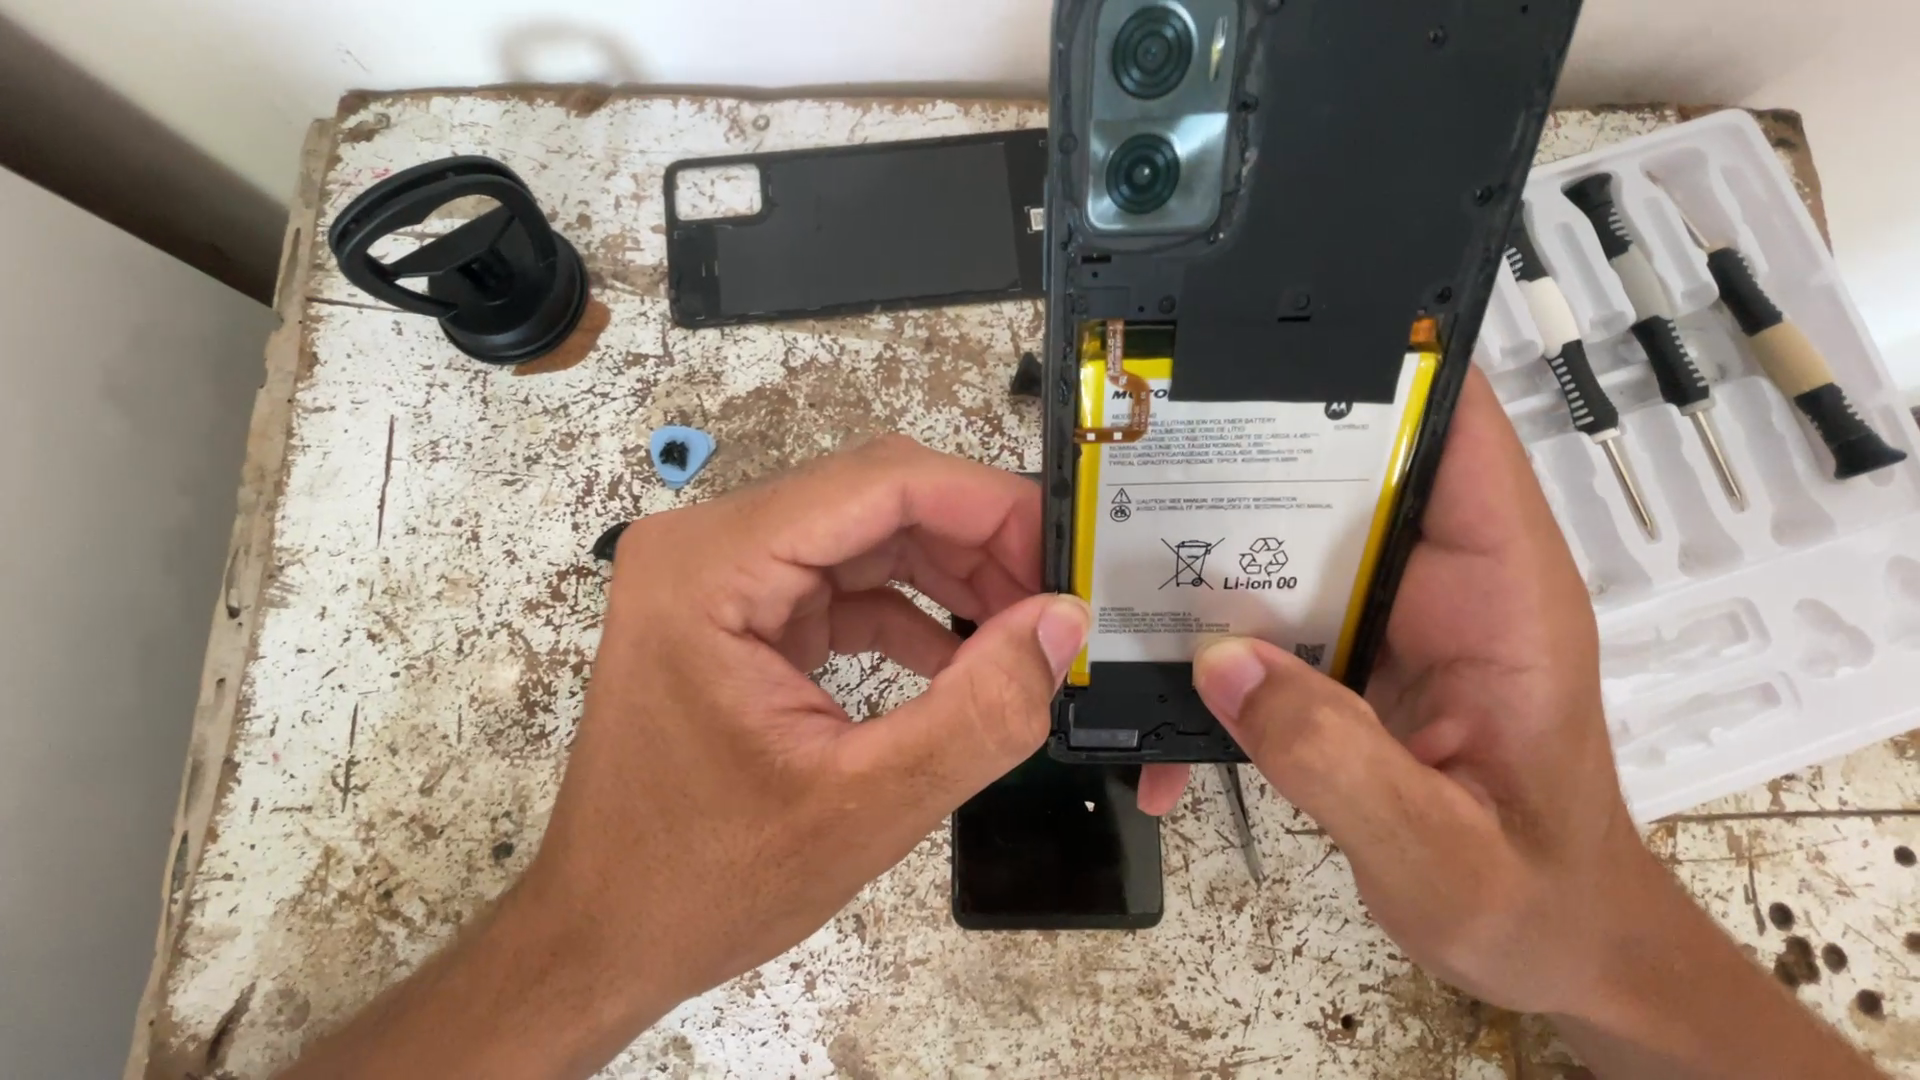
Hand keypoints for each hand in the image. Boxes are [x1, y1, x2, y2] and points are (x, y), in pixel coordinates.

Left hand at [518, 436, 1089, 1052]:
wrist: (605, 934)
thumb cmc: (705, 883)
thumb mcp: (865, 806)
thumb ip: (980, 712)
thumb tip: (1063, 622)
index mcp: (713, 565)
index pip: (880, 482)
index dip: (988, 506)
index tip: (1066, 556)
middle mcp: (709, 544)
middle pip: (877, 497)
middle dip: (978, 541)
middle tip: (1055, 601)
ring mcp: (723, 575)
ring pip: (869, 534)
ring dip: (952, 574)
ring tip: (1020, 630)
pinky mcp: (742, 609)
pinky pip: (845, 582)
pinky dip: (911, 611)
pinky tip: (960, 661)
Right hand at [1184, 369, 1636, 1011]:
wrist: (1543, 942)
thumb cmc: (1531, 898)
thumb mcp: (1437, 849)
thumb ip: (1336, 760)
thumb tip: (1220, 661)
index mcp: (1498, 588)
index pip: (1456, 428)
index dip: (1380, 364)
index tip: (1272, 339)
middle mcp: (1437, 579)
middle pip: (1339, 473)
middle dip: (1245, 453)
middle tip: (1140, 451)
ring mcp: (1382, 614)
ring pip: (1284, 541)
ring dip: (1207, 546)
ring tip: (1115, 548)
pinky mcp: (1342, 653)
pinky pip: (1264, 612)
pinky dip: (1208, 629)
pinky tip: (1152, 669)